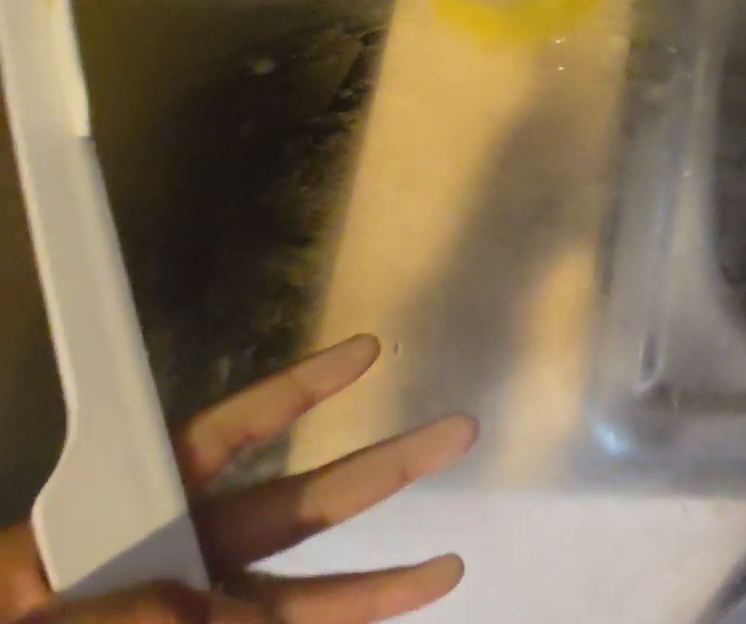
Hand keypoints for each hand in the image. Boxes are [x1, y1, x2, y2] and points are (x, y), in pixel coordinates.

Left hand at [1, 335, 476, 622]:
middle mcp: (149, 578)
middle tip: (458, 434)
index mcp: (84, 544)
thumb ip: (103, 617)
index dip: (292, 394)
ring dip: (370, 591)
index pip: (208, 444)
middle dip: (378, 473)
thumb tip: (210, 610)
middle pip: (281, 515)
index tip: (366, 353)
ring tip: (445, 573)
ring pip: (289, 602)